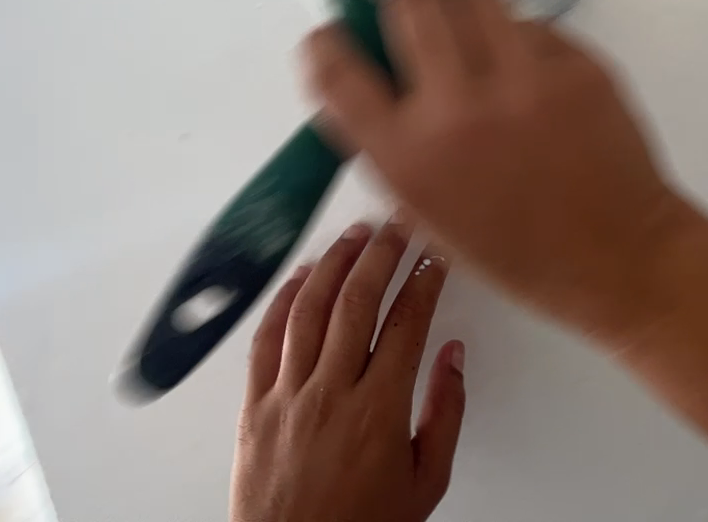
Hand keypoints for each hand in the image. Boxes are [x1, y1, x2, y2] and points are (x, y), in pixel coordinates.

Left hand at [230, 219, 465, 521]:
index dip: (425, 279)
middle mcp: (331, 394)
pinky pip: (265, 338)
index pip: (408, 321)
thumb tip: (453, 356)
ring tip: (356, 234)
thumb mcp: (426, 483)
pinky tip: (301, 274)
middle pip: (358, 300)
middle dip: (383, 252)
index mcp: (379, 411)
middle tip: (399, 224)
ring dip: (336, 261)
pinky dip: (283, 298)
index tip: (435, 256)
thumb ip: (446, 413)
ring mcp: (287, 396)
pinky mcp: (253, 407)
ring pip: (311, 308)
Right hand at [302, 0, 697, 338]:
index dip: (324, 43)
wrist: (618, 253)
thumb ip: (395, 145)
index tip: (330, 31)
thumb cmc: (515, 249)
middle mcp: (459, 108)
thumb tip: (374, 75)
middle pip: (411, 1)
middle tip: (413, 3)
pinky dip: (518, 35)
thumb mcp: (430, 212)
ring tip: (468, 21)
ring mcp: (524, 79)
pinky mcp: (577, 63)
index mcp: (411, 158)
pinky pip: (531, 23)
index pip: (338, 73)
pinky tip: (529, 66)